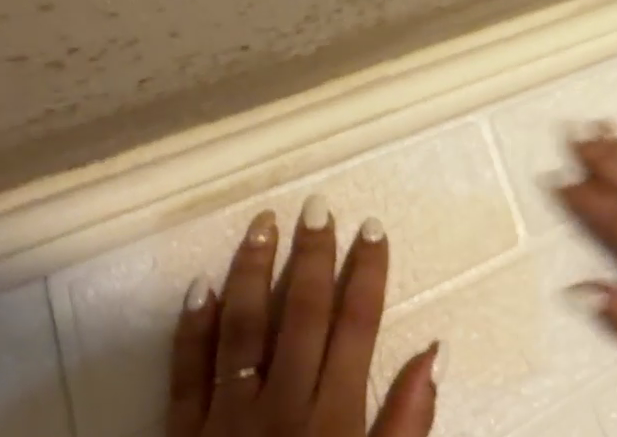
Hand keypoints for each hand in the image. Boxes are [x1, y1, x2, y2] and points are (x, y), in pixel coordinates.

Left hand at [167, 201, 438, 436]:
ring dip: (252, 270)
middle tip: (319, 204)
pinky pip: (186, 373)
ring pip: (242, 328)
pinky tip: (201, 284)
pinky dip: (191, 327)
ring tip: (264, 222)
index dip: (367, 272)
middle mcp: (280, 405)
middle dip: (313, 255)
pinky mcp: (181, 436)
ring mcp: (226, 418)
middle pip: (300, 313)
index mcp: (332, 416)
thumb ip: (407, 422)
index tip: (373, 227)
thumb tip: (435, 351)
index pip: (356, 324)